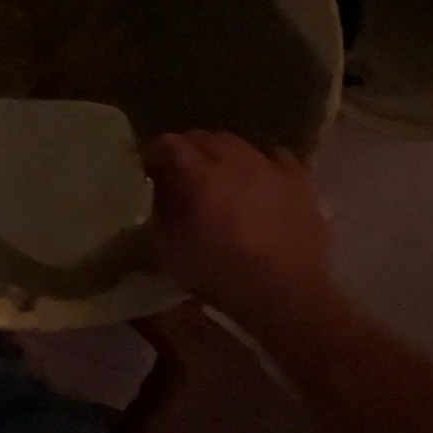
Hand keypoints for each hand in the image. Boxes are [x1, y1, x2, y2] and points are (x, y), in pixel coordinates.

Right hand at [143, 130, 331, 316]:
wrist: (284, 295)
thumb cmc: (217, 272)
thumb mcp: (165, 252)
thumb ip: (146, 225)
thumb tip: (131, 217)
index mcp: (200, 175)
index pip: (168, 143)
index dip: (153, 153)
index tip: (145, 170)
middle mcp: (236, 163)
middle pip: (205, 137)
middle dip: (187, 149)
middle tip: (178, 172)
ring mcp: (272, 170)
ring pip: (240, 145)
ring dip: (222, 155)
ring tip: (217, 175)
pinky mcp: (301, 184)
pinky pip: (278, 158)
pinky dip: (262, 163)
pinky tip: (257, 180)